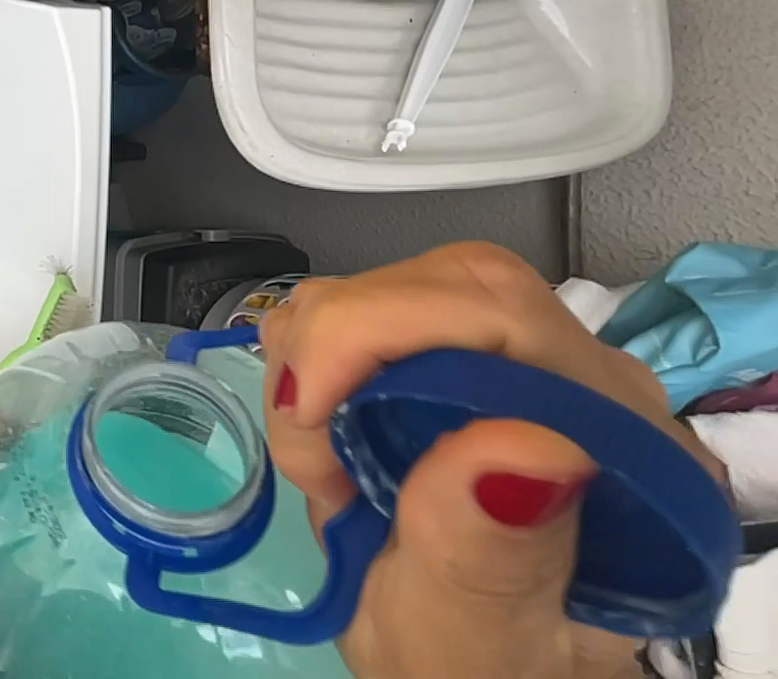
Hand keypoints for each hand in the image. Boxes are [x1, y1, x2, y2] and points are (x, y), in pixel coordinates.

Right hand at [260, 243, 723, 678]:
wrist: (452, 662)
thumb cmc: (468, 664)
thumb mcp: (470, 637)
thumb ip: (491, 553)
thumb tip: (527, 447)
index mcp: (620, 449)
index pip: (499, 312)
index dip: (378, 331)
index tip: (309, 414)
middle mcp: (571, 383)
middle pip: (433, 284)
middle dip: (335, 348)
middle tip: (310, 448)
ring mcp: (496, 364)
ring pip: (377, 286)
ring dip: (312, 360)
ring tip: (319, 459)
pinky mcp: (431, 362)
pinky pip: (344, 312)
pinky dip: (304, 359)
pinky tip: (316, 427)